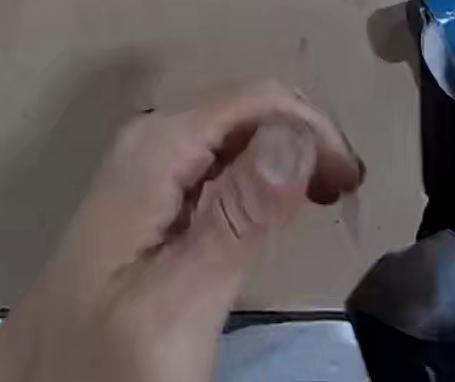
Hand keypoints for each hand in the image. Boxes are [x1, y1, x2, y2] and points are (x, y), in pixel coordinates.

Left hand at [0, 82, 364, 381]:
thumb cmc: (102, 367)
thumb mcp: (176, 307)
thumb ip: (238, 219)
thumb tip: (297, 132)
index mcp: (159, 146)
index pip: (261, 100)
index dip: (315, 129)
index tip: (351, 183)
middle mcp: (154, 135)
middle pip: (254, 108)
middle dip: (307, 138)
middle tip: (345, 192)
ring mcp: (150, 160)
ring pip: (243, 129)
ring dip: (292, 153)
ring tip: (326, 194)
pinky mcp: (153, 188)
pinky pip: (224, 155)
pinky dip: (265, 171)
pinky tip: (280, 201)